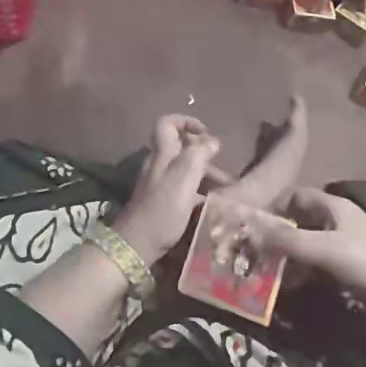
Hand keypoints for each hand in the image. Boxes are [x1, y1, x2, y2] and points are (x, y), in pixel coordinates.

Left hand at [110, 115, 221, 260]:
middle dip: (205, 152)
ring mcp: (160, 183)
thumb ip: (198, 154)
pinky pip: (185, 188)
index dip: (187, 121)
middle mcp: (159, 164)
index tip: (207, 134)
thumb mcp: (183, 178)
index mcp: (162, 153)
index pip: (167, 123)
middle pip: (181, 147)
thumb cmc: (162, 209)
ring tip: (228, 188)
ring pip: (186, 169)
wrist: (137, 245)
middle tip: (224, 165)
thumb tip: (211, 139)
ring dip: (207, 173)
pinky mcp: (163, 202)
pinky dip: (200, 190)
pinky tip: (215, 204)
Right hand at [242, 187, 365, 308]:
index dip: (274, 206)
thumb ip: (287, 239)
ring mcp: (339, 246)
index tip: (250, 223)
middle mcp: (335, 221)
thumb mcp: (324, 248)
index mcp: (334, 206)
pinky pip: (311, 265)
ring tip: (259, 270)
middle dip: (274, 235)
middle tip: (249, 250)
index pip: (295, 196)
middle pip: (296, 221)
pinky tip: (281, 285)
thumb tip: (250, 229)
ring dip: (283, 257)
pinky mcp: (342, 268)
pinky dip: (296, 272)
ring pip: (302, 245)